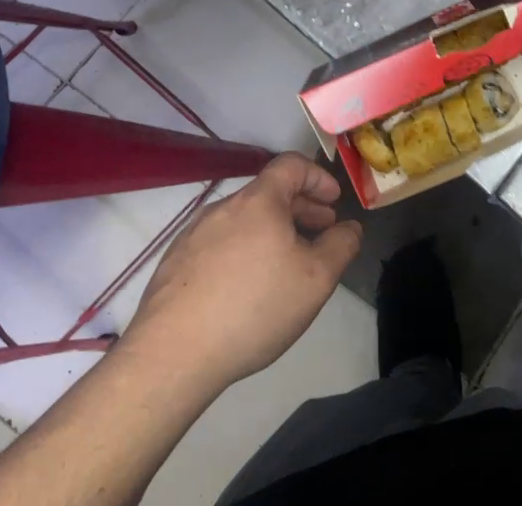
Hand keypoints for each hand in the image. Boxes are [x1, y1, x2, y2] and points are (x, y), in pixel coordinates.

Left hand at [124, 153, 361, 387]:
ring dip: (271, 231)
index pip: (291, 165)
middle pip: (267, 193)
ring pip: (242, 221)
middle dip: (300, 208)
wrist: (172, 356)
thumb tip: (349, 228)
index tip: (334, 201)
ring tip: (286, 264)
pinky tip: (246, 289)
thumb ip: (342, 245)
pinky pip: (218, 244)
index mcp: (257, 202)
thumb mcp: (317, 279)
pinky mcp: (173, 266)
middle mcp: (221, 209)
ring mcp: (191, 237)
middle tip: (321, 232)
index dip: (318, 177)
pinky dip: (242, 251)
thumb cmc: (254, 307)